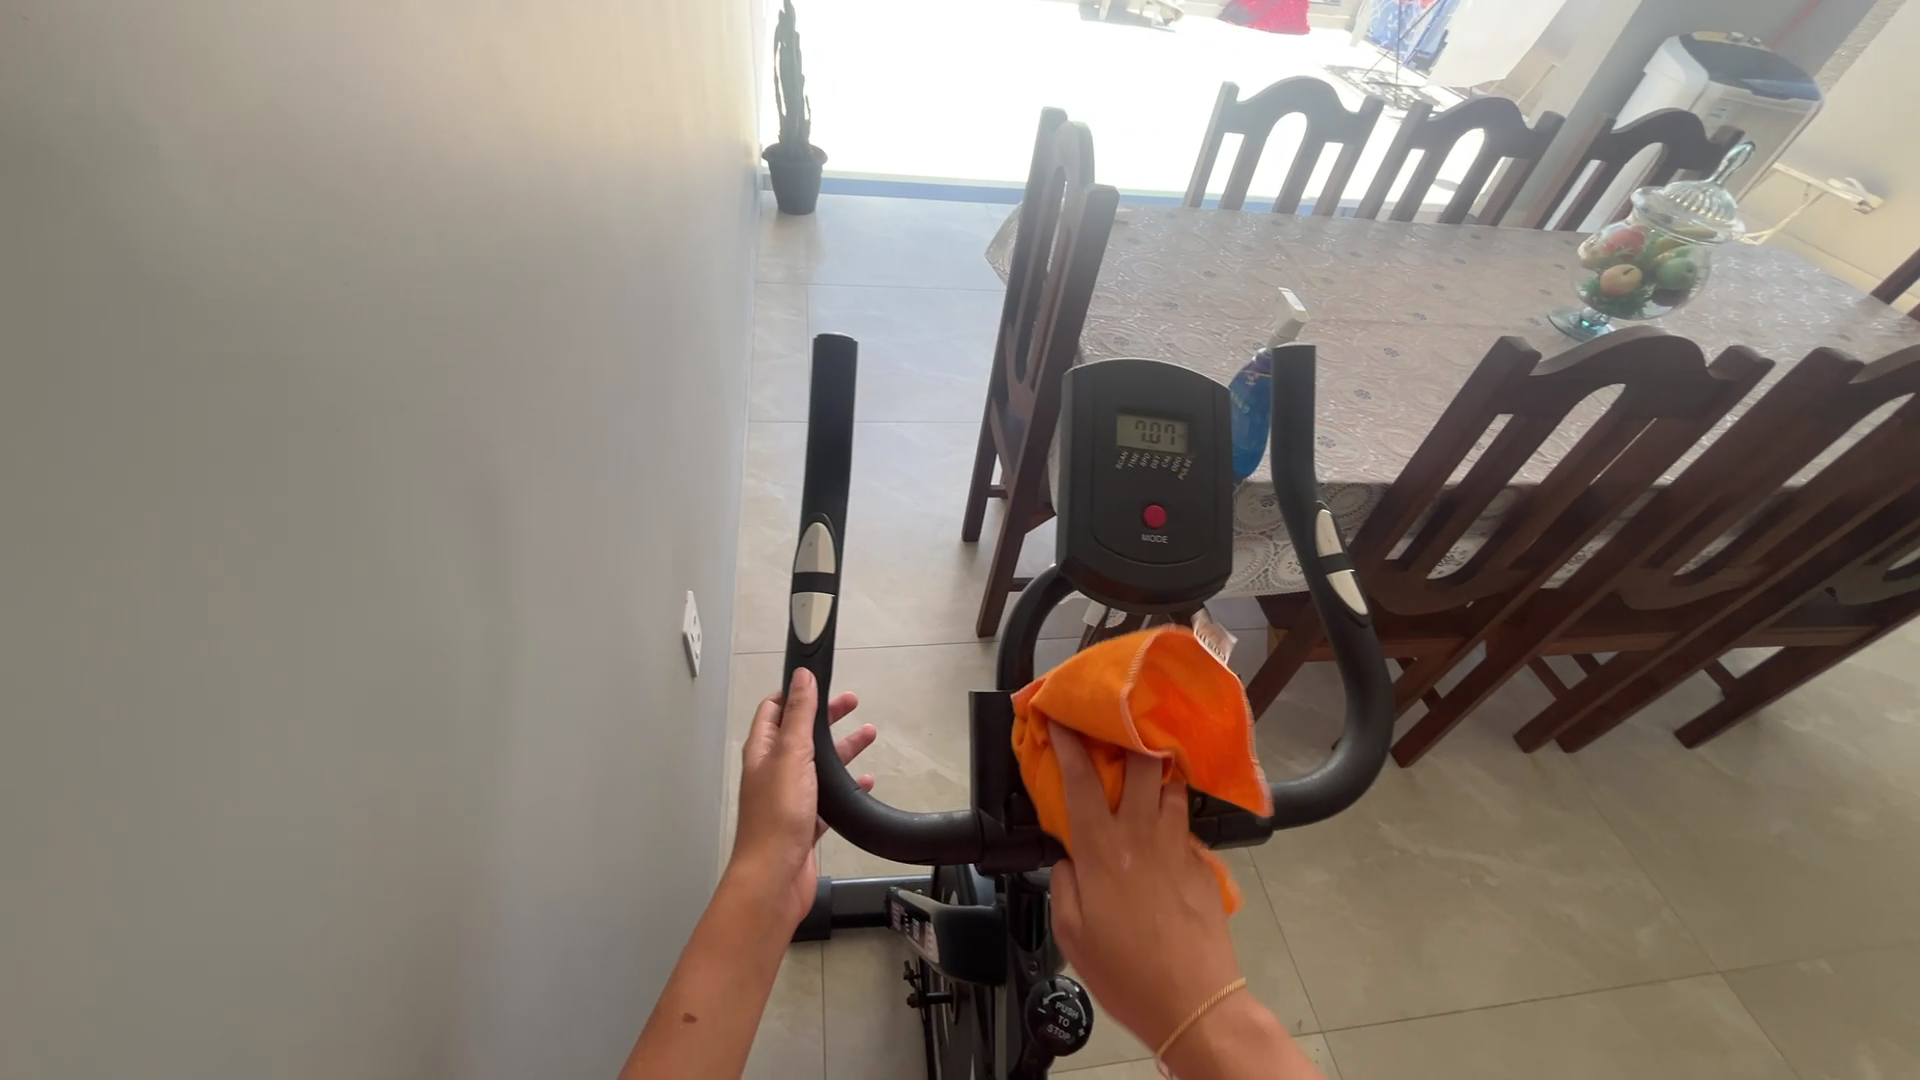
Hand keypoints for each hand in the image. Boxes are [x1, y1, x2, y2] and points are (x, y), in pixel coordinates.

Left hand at [729, 668, 875, 929]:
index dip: (795, 692)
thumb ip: (800, 714)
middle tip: (853, 702)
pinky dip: (846, 786)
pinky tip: (865, 782)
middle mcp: (774, 770)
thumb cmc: (778, 815)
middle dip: (826, 715)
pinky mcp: (806, 821)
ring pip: (818, 763)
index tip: (820, 680)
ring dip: (842, 747)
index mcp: (763, 750)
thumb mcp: (792, 753)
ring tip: (870, 734)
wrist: (774, 878)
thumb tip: (801, 676)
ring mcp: (789, 796)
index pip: (774, 709)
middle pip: (801, 732)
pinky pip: (829, 795)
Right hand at [1048, 722, 1242, 1051]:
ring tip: (1149, 766)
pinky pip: (1185, 825)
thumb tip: (1070, 859)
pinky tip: (1169, 824)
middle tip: (1120, 727)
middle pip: (1140, 765)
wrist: (1197, 1002)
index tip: (1063, 719)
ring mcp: (1177, 845)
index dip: (1070, 744)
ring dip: (1158, 771)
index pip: (1081, 781)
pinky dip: (1174, 814)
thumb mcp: (1072, 935)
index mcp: (1101, 850)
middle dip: (1130, 736)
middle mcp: (1140, 834)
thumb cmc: (1125, 971)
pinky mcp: (1203, 863)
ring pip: (1171, 786)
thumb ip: (1064, 886)